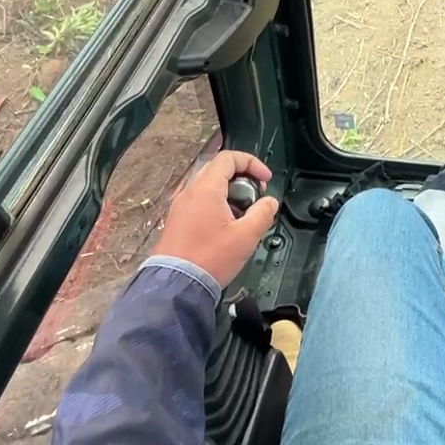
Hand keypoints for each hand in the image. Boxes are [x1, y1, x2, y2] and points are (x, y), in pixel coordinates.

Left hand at [152, 150, 279, 285]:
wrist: (175, 286)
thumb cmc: (209, 259)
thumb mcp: (246, 237)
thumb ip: (262, 214)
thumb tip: (270, 203)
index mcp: (206, 190)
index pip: (228, 158)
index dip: (252, 163)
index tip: (265, 179)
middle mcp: (189, 193)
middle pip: (218, 170)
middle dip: (242, 178)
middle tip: (256, 195)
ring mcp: (180, 207)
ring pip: (209, 187)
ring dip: (230, 193)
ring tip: (243, 215)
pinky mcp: (177, 221)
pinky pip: (199, 202)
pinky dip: (217, 205)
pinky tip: (226, 227)